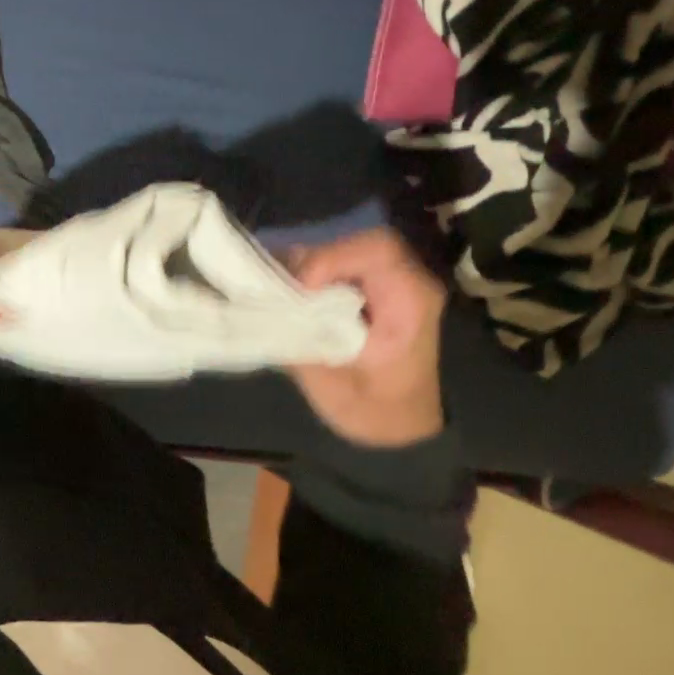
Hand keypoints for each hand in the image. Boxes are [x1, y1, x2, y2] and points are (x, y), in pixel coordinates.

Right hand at [281, 228, 447, 448]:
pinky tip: (291, 298)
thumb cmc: (374, 412)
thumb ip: (302, 338)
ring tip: (281, 295)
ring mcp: (392, 284)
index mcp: (409, 302)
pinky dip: (312, 274)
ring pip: (346, 249)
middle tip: (282, 290)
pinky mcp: (375, 291)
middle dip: (314, 261)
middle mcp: (406, 282)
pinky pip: (343, 265)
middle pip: (358, 243)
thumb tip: (263, 305)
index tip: (300, 290)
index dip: (331, 258)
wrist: (402, 431)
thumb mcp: (334, 384)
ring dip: (310, 268)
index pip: (376, 250)